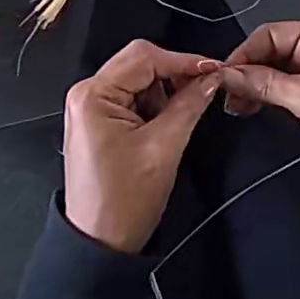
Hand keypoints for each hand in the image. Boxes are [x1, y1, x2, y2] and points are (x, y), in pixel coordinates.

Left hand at [63, 41, 219, 253]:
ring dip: (162, 92)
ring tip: (177, 119)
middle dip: (172, 75)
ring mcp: (88, 105)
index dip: (181, 60)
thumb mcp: (164, 148)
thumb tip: (209, 78)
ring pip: (136, 80)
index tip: (213, 69)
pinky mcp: (95, 119)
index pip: (142, 57)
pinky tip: (164, 124)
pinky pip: (128, 97)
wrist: (100, 241)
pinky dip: (151, 105)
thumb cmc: (125, 200)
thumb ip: (188, 105)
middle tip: (204, 90)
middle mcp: (85, 92)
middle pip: (137, 63)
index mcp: (93, 93)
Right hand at [218, 21, 299, 186]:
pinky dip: (263, 96)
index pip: (269, 34)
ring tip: (235, 107)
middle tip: (225, 97)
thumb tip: (223, 74)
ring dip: (252, 86)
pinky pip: (280, 86)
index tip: (221, 77)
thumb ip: (264, 83)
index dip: (243, 54)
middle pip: (268, 51)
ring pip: (271, 70)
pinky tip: (248, 108)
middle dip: (246, 72)